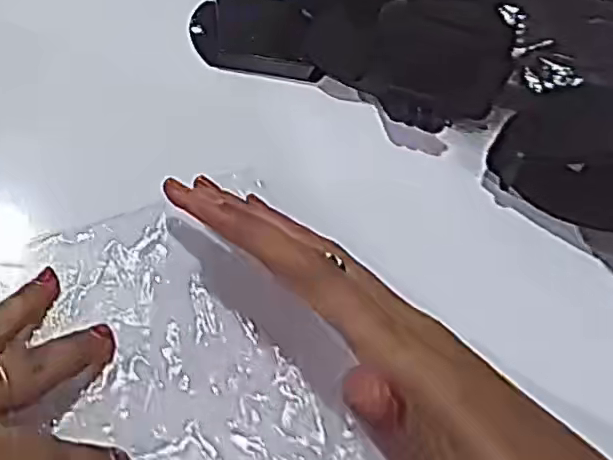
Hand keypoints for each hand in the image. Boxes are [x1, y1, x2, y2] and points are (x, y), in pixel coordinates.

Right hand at [164, 177, 605, 459]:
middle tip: (192, 187)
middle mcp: (406, 323)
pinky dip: (304, 249)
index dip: (241, 228)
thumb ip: (397, 426)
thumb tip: (357, 381)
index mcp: (402, 345)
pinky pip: (346, 275)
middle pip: (310, 248)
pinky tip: (294, 253)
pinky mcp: (420, 340)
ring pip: (326, 255)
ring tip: (229, 204)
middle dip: (244, 212)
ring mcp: (415, 327)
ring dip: (272, 224)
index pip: (303, 269)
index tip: (193, 199)